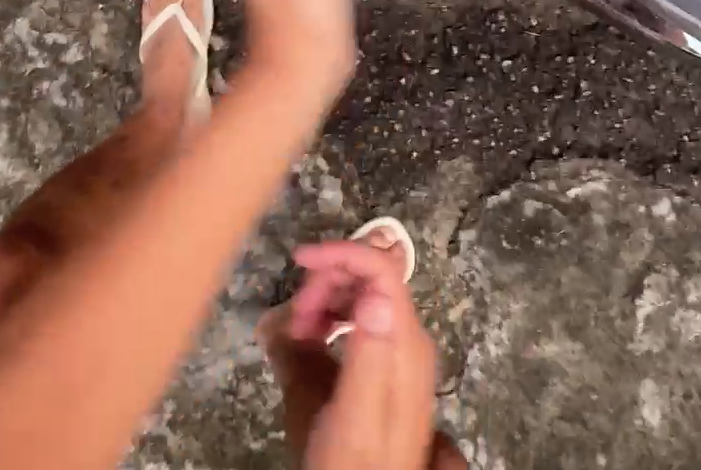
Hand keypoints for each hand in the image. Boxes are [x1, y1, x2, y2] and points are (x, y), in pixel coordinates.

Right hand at [289, 242, 438, 469]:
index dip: (342, 253)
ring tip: (295, 332)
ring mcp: (396, 348)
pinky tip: (306, 341)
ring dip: (322, 300)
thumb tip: (376, 294)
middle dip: (325, 282)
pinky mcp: (381, 361)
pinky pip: (354, 318)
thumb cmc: (356, 465)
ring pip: (359, 293)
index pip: (382, 268)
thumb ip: (367, 356)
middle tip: (294, 317)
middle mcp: (407, 337)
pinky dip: (325, 319)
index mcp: (405, 343)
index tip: (299, 261)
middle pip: (368, 276)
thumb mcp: (355, 417)